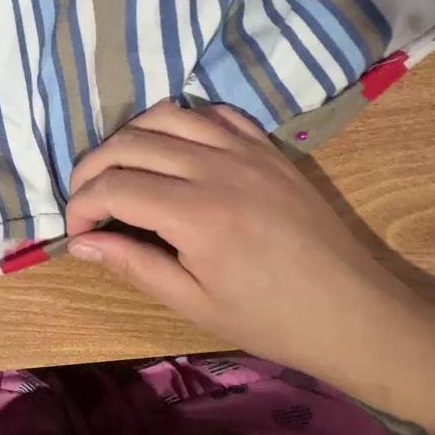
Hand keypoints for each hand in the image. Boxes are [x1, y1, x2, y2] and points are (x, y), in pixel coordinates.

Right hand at [64, 102, 434, 396]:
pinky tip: (172, 150)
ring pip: (164, 116)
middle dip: (92, 168)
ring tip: (119, 169)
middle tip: (85, 200)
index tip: (78, 232)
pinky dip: (180, 122)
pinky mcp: (269, 149)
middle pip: (129, 144)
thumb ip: (132, 264)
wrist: (357, 315)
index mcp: (196, 215)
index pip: (113, 187)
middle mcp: (217, 169)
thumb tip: (78, 243)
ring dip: (128, 138)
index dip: (80, 206)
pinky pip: (214, 113)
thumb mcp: (193, 302)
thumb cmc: (271, 320)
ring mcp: (247, 152)